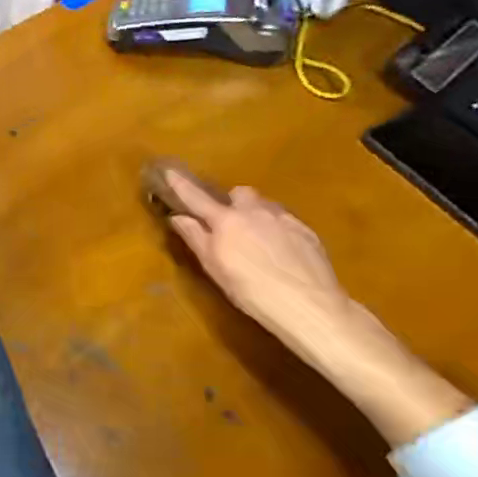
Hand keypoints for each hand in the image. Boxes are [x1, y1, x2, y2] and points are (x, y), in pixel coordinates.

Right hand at [162, 172, 359, 351]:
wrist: (308, 304)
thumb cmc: (250, 290)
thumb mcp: (215, 268)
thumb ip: (196, 238)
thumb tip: (178, 217)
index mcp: (226, 220)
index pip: (197, 198)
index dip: (181, 185)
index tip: (169, 171)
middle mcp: (254, 211)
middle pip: (239, 193)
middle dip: (233, 203)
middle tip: (231, 225)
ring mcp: (284, 218)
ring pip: (265, 205)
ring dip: (257, 215)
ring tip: (258, 240)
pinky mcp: (306, 230)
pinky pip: (285, 220)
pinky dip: (278, 229)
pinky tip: (281, 253)